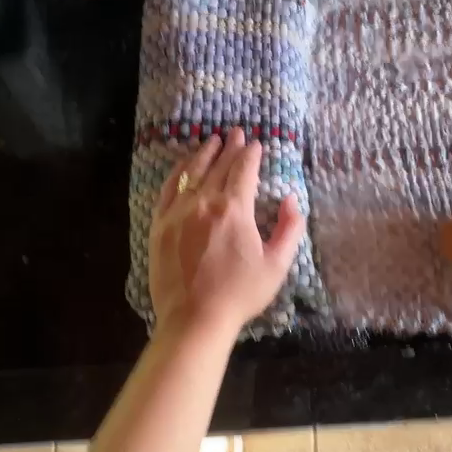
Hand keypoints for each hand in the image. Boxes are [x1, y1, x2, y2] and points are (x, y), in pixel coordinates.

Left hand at [149, 128, 304, 338]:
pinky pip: (169, 189)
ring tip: (212, 140)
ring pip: (192, 172)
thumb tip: (292, 199)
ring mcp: (178, 212)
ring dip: (204, 153)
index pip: (244, 170)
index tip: (256, 144)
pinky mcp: (160, 225)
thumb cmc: (240, 294)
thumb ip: (290, 228)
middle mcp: (204, 202)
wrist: (195, 319)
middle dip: (230, 147)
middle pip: (219, 166)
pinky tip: (184, 166)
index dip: (251, 154)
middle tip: (236, 133)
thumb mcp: (277, 264)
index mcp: (234, 209)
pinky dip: (179, 172)